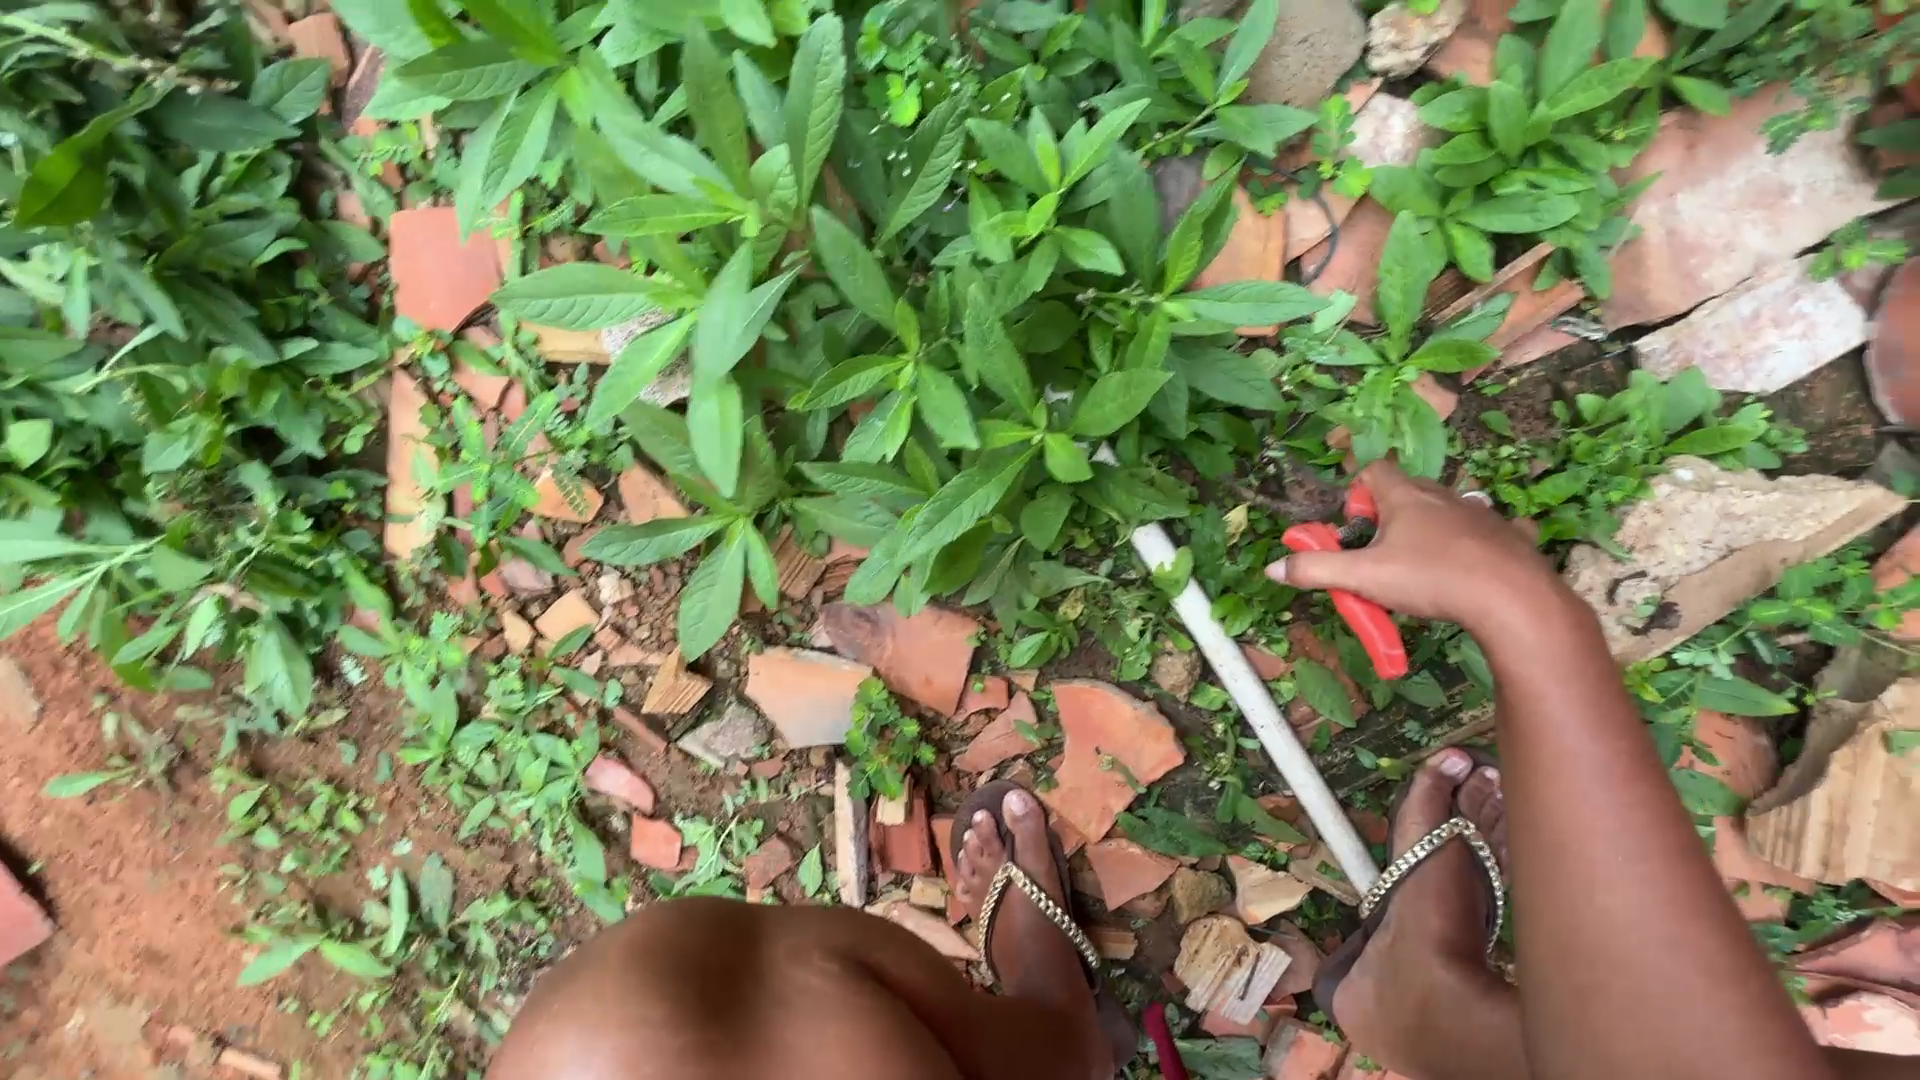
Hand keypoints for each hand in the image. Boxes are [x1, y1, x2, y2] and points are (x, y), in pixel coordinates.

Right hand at [1266, 460, 1566, 631]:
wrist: (1515, 600)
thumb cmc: (1431, 579)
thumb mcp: (1363, 578)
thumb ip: (1316, 570)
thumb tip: (1273, 569)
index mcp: (1406, 498)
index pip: (1375, 470)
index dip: (1358, 492)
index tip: (1354, 524)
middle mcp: (1444, 496)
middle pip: (1407, 491)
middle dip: (1388, 516)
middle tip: (1379, 552)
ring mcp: (1482, 514)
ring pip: (1447, 510)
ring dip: (1430, 528)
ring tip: (1422, 565)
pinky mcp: (1512, 537)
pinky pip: (1490, 529)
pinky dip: (1477, 541)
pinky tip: (1474, 565)